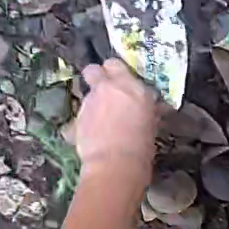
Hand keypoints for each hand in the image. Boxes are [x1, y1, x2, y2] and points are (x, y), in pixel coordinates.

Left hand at [74, 60, 156, 185]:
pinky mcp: (76, 119)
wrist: (116, 165)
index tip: (122, 83)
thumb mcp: (152, 121)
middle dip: (97, 77)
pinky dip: (86, 122)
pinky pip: (81, 115)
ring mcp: (88, 103)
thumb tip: (147, 106)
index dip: (116, 72)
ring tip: (104, 122)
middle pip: (93, 69)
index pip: (115, 64)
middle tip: (107, 92)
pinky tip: (95, 136)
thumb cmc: (142, 145)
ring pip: (88, 94)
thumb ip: (145, 107)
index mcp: (129, 85)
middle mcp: (106, 88)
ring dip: (94, 103)